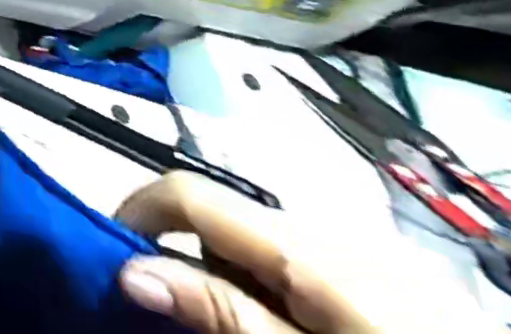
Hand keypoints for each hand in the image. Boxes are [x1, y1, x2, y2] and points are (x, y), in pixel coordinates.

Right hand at [114, 172, 496, 333]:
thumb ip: (225, 315)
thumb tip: (129, 268)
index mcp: (315, 249)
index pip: (185, 190)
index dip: (134, 212)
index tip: (110, 258)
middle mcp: (339, 237)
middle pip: (220, 216)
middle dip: (181, 255)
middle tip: (171, 312)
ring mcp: (376, 261)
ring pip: (258, 242)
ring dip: (225, 276)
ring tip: (228, 326)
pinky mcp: (400, 288)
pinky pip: (304, 265)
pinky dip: (271, 289)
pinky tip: (283, 327)